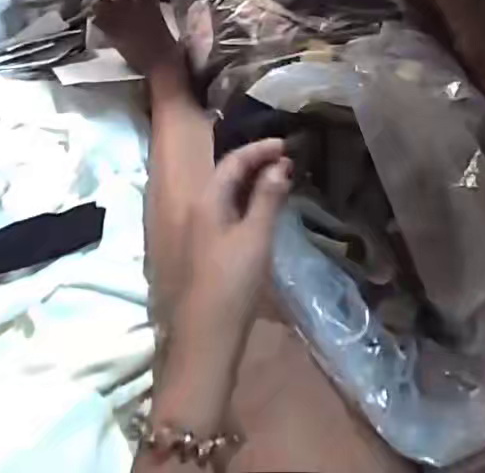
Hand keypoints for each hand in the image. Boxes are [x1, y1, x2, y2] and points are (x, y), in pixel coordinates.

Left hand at [153, 140, 291, 436]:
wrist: (205, 339)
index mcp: (206, 200)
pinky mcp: (203, 248)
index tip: (286, 144)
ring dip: (252, 183)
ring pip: (226, 193)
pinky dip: (246, 202)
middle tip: (287, 160)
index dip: (260, 149)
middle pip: (227, 174)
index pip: (233, 161)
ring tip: (280, 180)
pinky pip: (226, 210)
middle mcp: (197, 208)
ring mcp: (197, 229)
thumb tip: (280, 165)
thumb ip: (268, 198)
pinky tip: (263, 210)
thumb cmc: (232, 283)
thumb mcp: (256, 237)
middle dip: (256, 163)